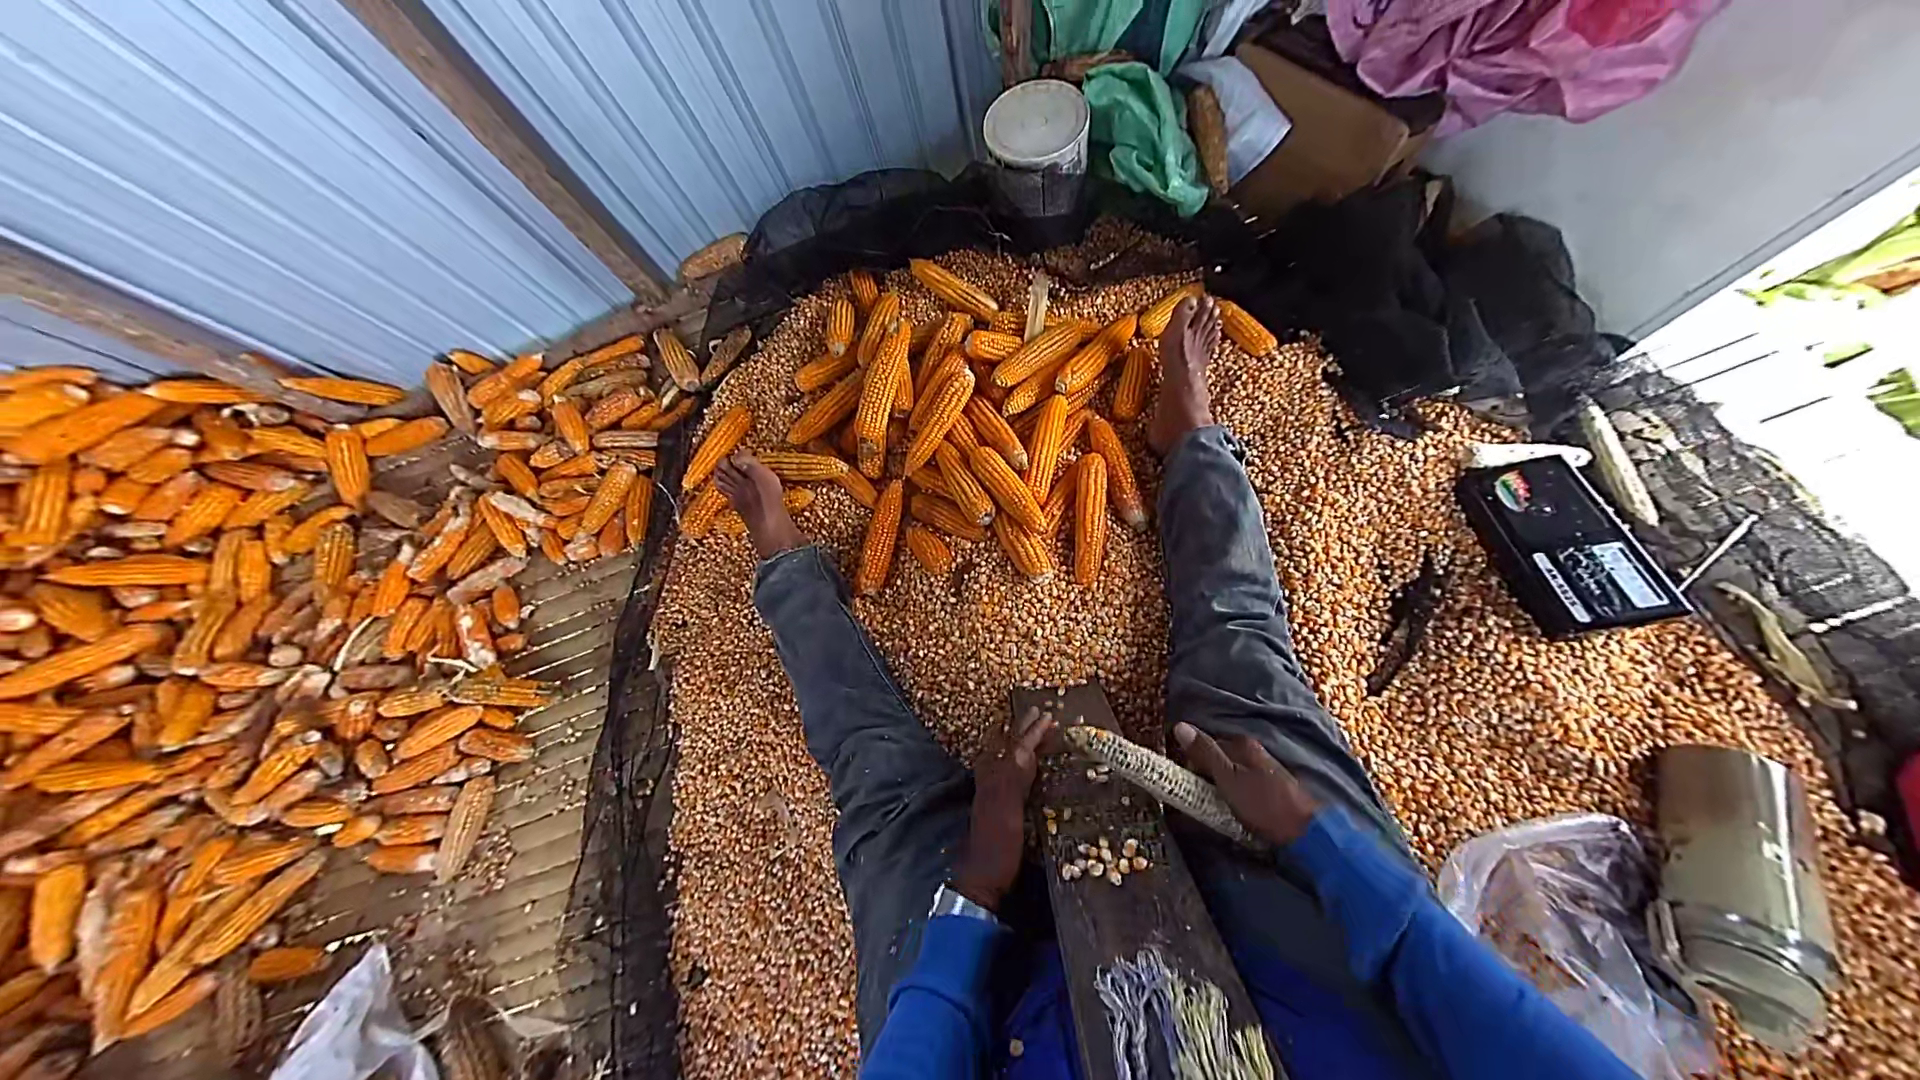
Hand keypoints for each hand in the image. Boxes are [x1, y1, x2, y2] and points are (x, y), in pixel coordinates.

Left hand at [951, 707, 1054, 911]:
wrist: (981, 882)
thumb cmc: (996, 848)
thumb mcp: (1006, 813)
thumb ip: (1013, 780)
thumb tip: (1024, 749)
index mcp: (996, 779)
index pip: (1017, 748)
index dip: (1032, 732)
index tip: (1048, 716)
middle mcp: (992, 782)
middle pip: (1008, 748)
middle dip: (1022, 730)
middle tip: (1036, 712)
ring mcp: (993, 796)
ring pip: (1006, 759)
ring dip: (1018, 742)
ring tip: (1028, 730)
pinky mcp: (998, 810)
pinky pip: (1009, 774)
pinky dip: (1018, 762)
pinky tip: (1023, 766)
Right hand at [1174, 722, 1318, 846]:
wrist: (1308, 834)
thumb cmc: (1264, 806)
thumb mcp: (1228, 779)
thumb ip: (1205, 753)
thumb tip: (1180, 726)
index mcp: (1242, 745)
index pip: (1207, 744)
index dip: (1193, 761)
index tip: (1188, 781)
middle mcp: (1255, 751)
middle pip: (1220, 757)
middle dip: (1208, 773)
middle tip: (1202, 796)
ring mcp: (1266, 769)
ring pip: (1233, 771)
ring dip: (1222, 785)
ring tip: (1218, 805)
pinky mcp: (1274, 788)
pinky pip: (1245, 784)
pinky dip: (1237, 793)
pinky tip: (1238, 808)